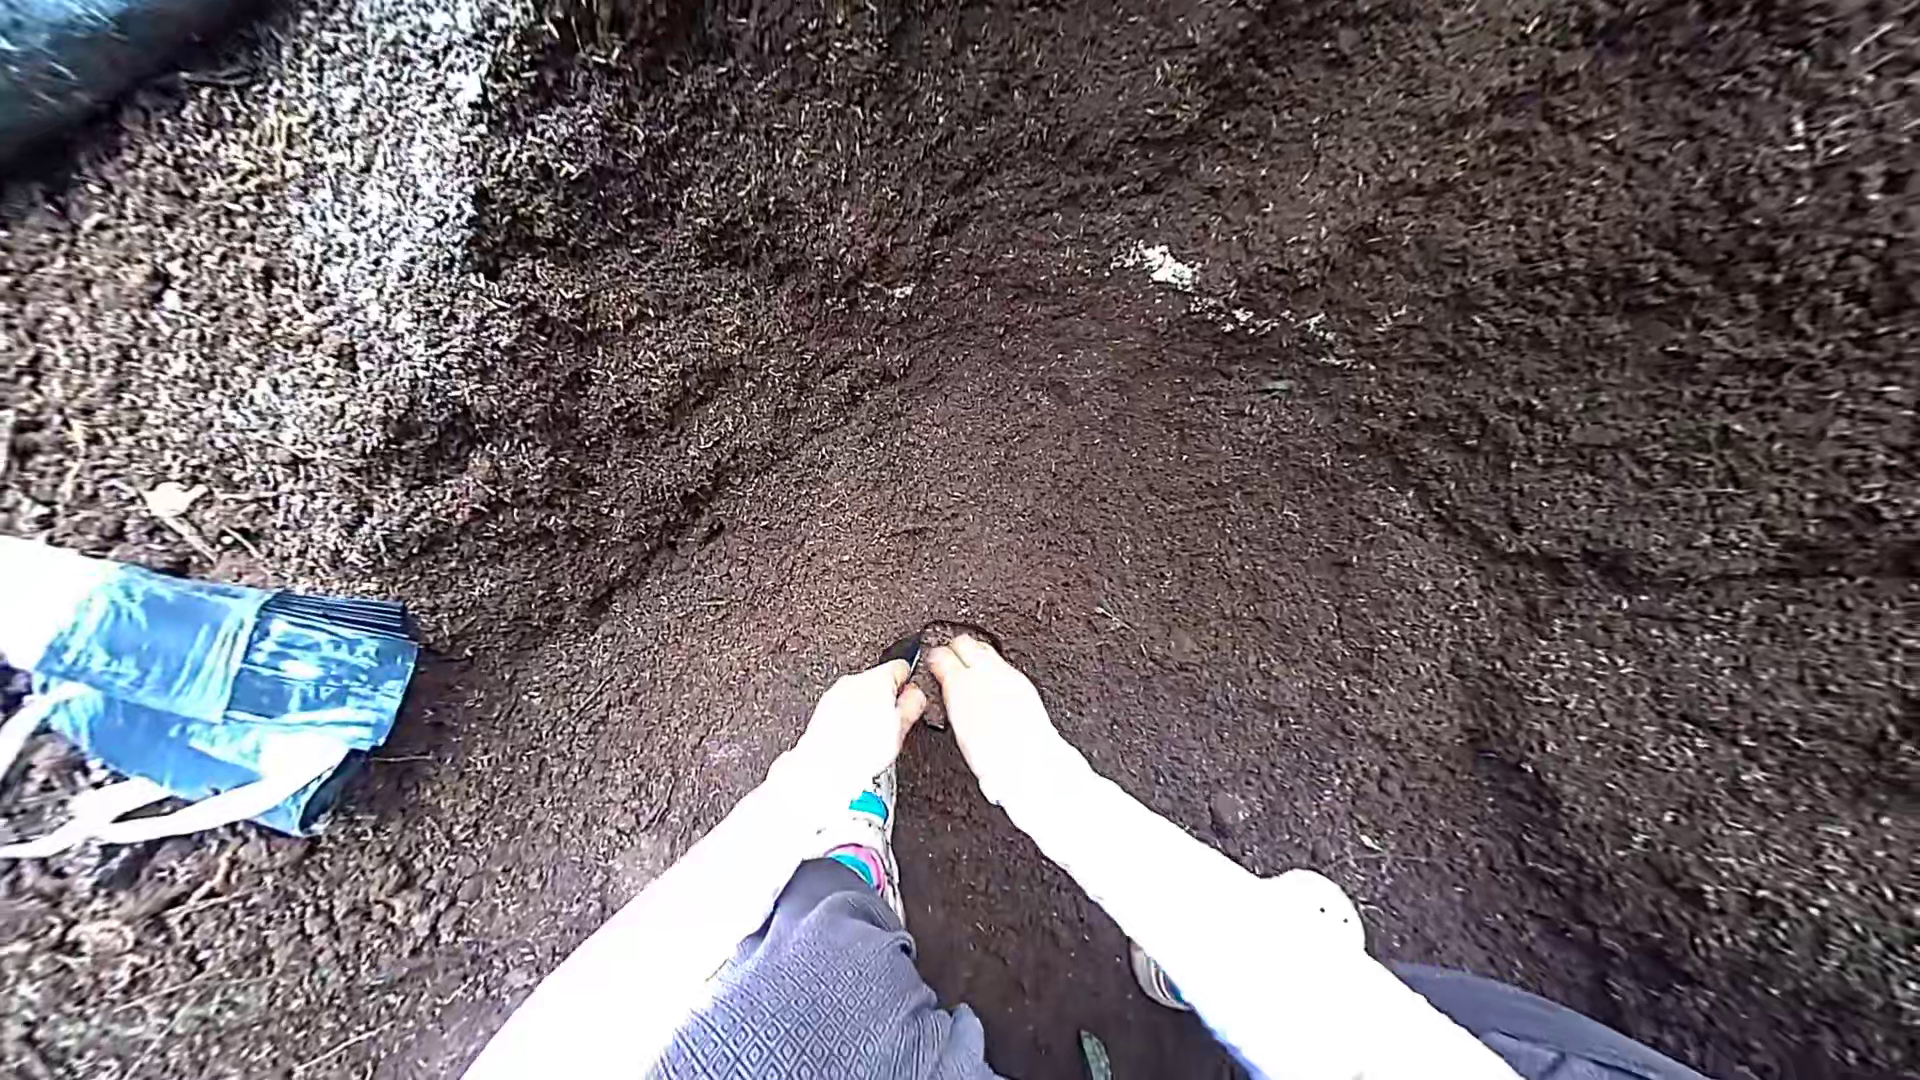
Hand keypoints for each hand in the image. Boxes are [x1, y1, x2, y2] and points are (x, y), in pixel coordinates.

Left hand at [789, 659, 928, 787]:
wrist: (825, 769)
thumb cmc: (861, 752)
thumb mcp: (901, 729)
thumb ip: (913, 704)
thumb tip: (916, 695)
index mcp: (878, 678)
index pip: (901, 666)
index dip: (909, 684)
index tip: (909, 700)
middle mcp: (854, 680)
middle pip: (878, 680)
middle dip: (886, 698)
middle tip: (890, 725)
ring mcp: (835, 693)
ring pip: (859, 694)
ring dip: (866, 708)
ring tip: (869, 737)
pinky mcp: (822, 709)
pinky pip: (843, 707)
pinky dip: (849, 718)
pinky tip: (853, 739)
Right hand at [925, 635, 1071, 800]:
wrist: (1029, 763)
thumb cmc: (995, 757)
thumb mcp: (960, 730)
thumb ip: (952, 700)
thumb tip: (946, 687)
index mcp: (961, 685)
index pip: (940, 656)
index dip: (934, 658)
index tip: (933, 663)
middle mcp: (985, 674)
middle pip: (964, 642)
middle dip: (954, 647)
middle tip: (950, 659)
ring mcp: (1006, 675)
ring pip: (985, 647)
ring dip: (975, 653)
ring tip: (970, 666)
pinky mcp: (1023, 682)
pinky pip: (1002, 663)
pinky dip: (993, 666)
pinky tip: (992, 681)